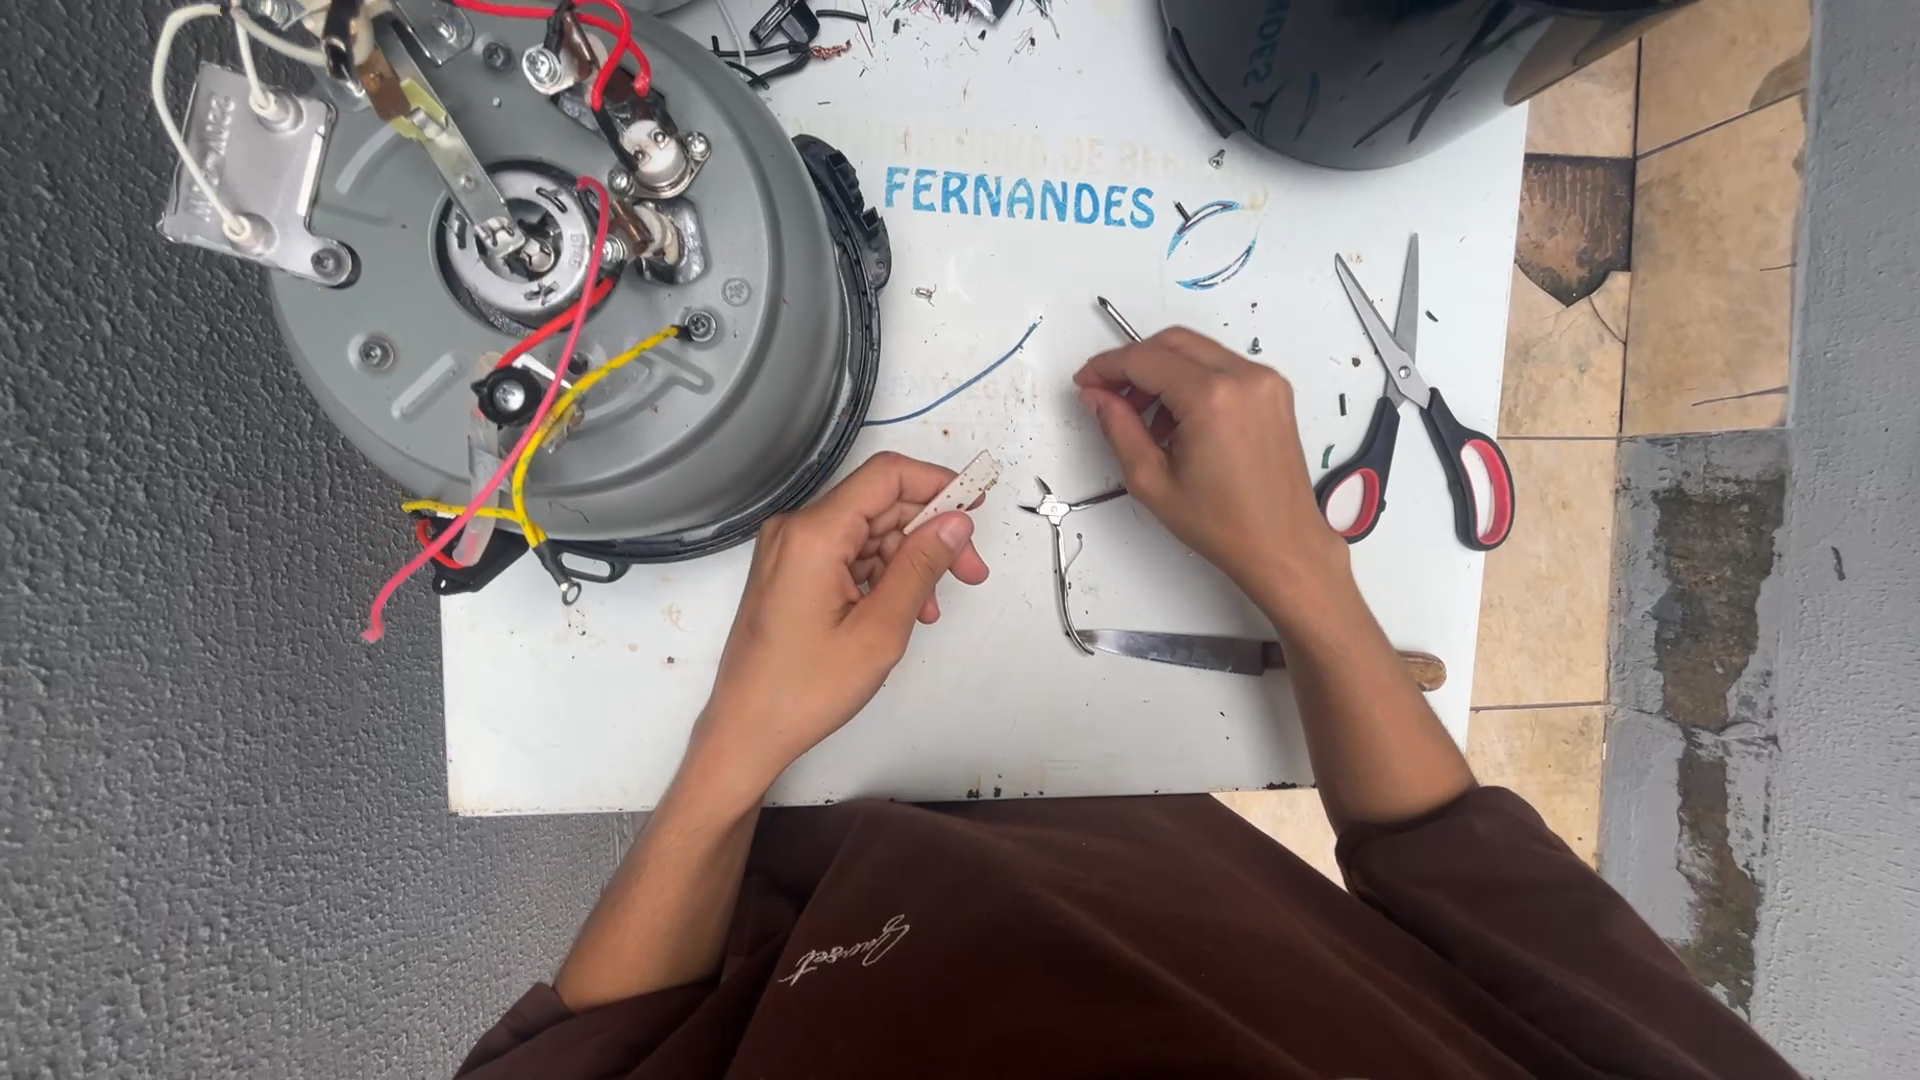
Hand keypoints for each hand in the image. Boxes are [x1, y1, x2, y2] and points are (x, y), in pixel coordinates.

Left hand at [689, 452, 990, 796]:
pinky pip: (849, 555)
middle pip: (881, 505)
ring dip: (909, 561)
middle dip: (931, 533)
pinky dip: (882, 575)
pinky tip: (904, 608)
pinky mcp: (792, 571)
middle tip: (970, 570)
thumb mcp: (880, 629)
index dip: (937, 482)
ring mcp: (791, 550)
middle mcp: (796, 531)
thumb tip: (955, 523)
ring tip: (930, 608)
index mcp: (813, 535)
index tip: (975, 501)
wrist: (746, 731)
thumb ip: (921, 567)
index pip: (887, 476)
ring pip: (870, 533)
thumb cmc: (803, 690)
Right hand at [1073, 328, 1347, 617]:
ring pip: (1196, 351)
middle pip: (1171, 342)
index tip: (1087, 380)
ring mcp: (1265, 382)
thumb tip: (1098, 398)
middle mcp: (1245, 379)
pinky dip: (1190, 380)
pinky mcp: (1272, 392)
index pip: (1144, 359)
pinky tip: (1174, 418)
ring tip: (1140, 415)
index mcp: (1213, 399)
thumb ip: (1118, 428)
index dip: (1106, 367)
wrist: (1280, 545)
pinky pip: (1221, 367)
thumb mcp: (1151, 480)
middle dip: (1132, 362)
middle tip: (1105, 392)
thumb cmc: (1228, 524)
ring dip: (1160, 371)